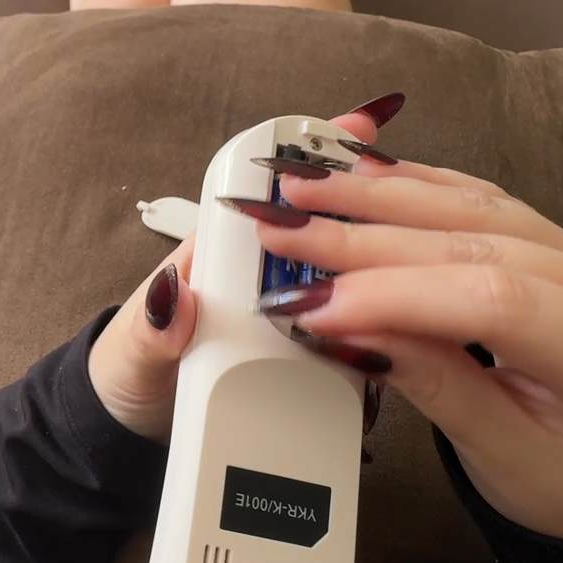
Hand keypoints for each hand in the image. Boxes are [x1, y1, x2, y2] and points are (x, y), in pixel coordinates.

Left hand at [88, 101, 394, 441]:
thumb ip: (153, 329)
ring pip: (336, 286)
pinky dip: (373, 329)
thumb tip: (174, 297)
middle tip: (421, 187)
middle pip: (313, 238)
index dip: (304, 167)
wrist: (130, 429)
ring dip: (378, 266)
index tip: (354, 132)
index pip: (260, 204)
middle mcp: (250, 285)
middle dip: (361, 206)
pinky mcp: (292, 366)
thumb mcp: (135, 350)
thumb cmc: (127, 372)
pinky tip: (414, 327)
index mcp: (211, 261)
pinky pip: (339, 340)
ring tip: (435, 251)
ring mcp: (275, 324)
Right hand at [251, 157, 562, 544]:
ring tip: (308, 184)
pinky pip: (488, 203)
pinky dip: (418, 186)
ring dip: (382, 194)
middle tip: (283, 225)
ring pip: (479, 209)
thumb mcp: (500, 455)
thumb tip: (339, 322)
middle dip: (367, 235)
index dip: (395, 293)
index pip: (499, 303)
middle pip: (480, 243)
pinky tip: (365, 171)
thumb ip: (426, 378)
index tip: (310, 302)